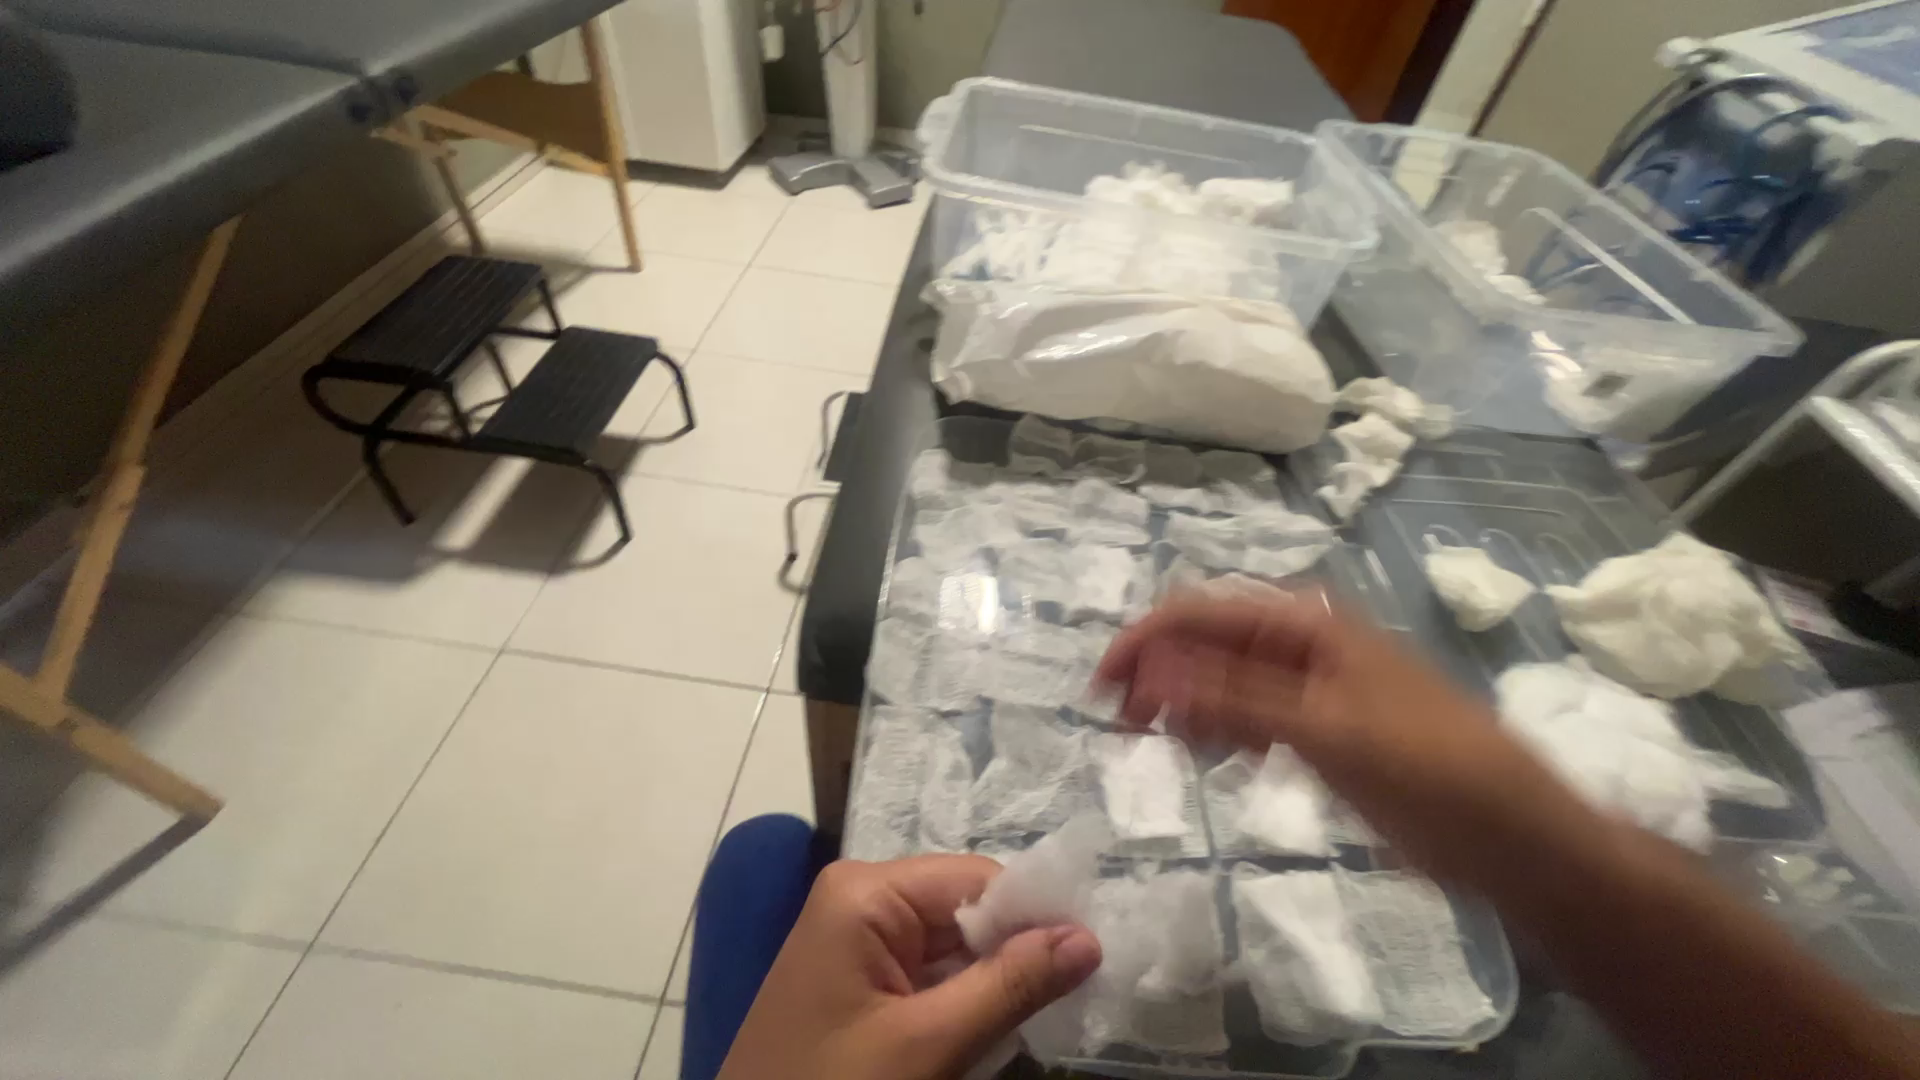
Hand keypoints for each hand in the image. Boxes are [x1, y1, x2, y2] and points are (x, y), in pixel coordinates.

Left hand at [717, 855, 1101, 1079]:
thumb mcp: (927, 1046)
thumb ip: (1010, 985)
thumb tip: (1088, 938)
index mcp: (867, 891)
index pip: (976, 879)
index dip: (1034, 914)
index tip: (1088, 957)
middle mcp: (861, 896)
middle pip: (964, 908)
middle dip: (1012, 952)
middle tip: (1068, 997)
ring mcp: (856, 934)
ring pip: (951, 942)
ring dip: (990, 981)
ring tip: (1034, 1018)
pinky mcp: (858, 972)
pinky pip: (927, 969)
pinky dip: (961, 999)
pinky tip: (986, 1032)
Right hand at [1095, 590, 1604, 889]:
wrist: (1513, 836)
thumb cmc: (1428, 768)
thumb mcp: (1328, 729)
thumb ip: (1236, 699)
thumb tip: (1153, 671)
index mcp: (1305, 620)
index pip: (1201, 612)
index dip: (1145, 642)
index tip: (1103, 688)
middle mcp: (1299, 640)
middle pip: (1204, 641)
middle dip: (1159, 674)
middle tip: (1125, 726)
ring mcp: (1305, 683)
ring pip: (1219, 679)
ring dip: (1184, 704)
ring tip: (1166, 744)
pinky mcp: (1311, 724)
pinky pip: (1244, 714)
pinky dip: (1218, 730)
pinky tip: (1215, 757)